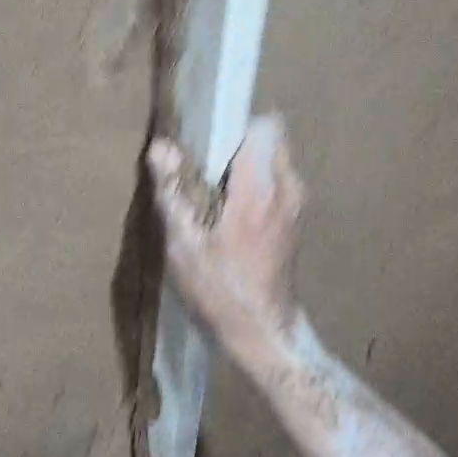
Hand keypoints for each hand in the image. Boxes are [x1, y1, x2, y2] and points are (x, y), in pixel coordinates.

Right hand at [146, 114, 306, 366]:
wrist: (261, 331)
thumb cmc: (220, 291)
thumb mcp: (184, 245)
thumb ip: (173, 192)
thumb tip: (161, 148)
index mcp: (261, 190)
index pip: (262, 125)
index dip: (231, 126)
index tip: (203, 144)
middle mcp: (287, 189)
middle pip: (268, 138)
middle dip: (234, 145)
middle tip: (202, 172)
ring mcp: (297, 204)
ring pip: (273, 159)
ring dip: (243, 166)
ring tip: (212, 195)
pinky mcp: (295, 218)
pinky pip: (276, 181)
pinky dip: (253, 184)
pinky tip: (227, 215)